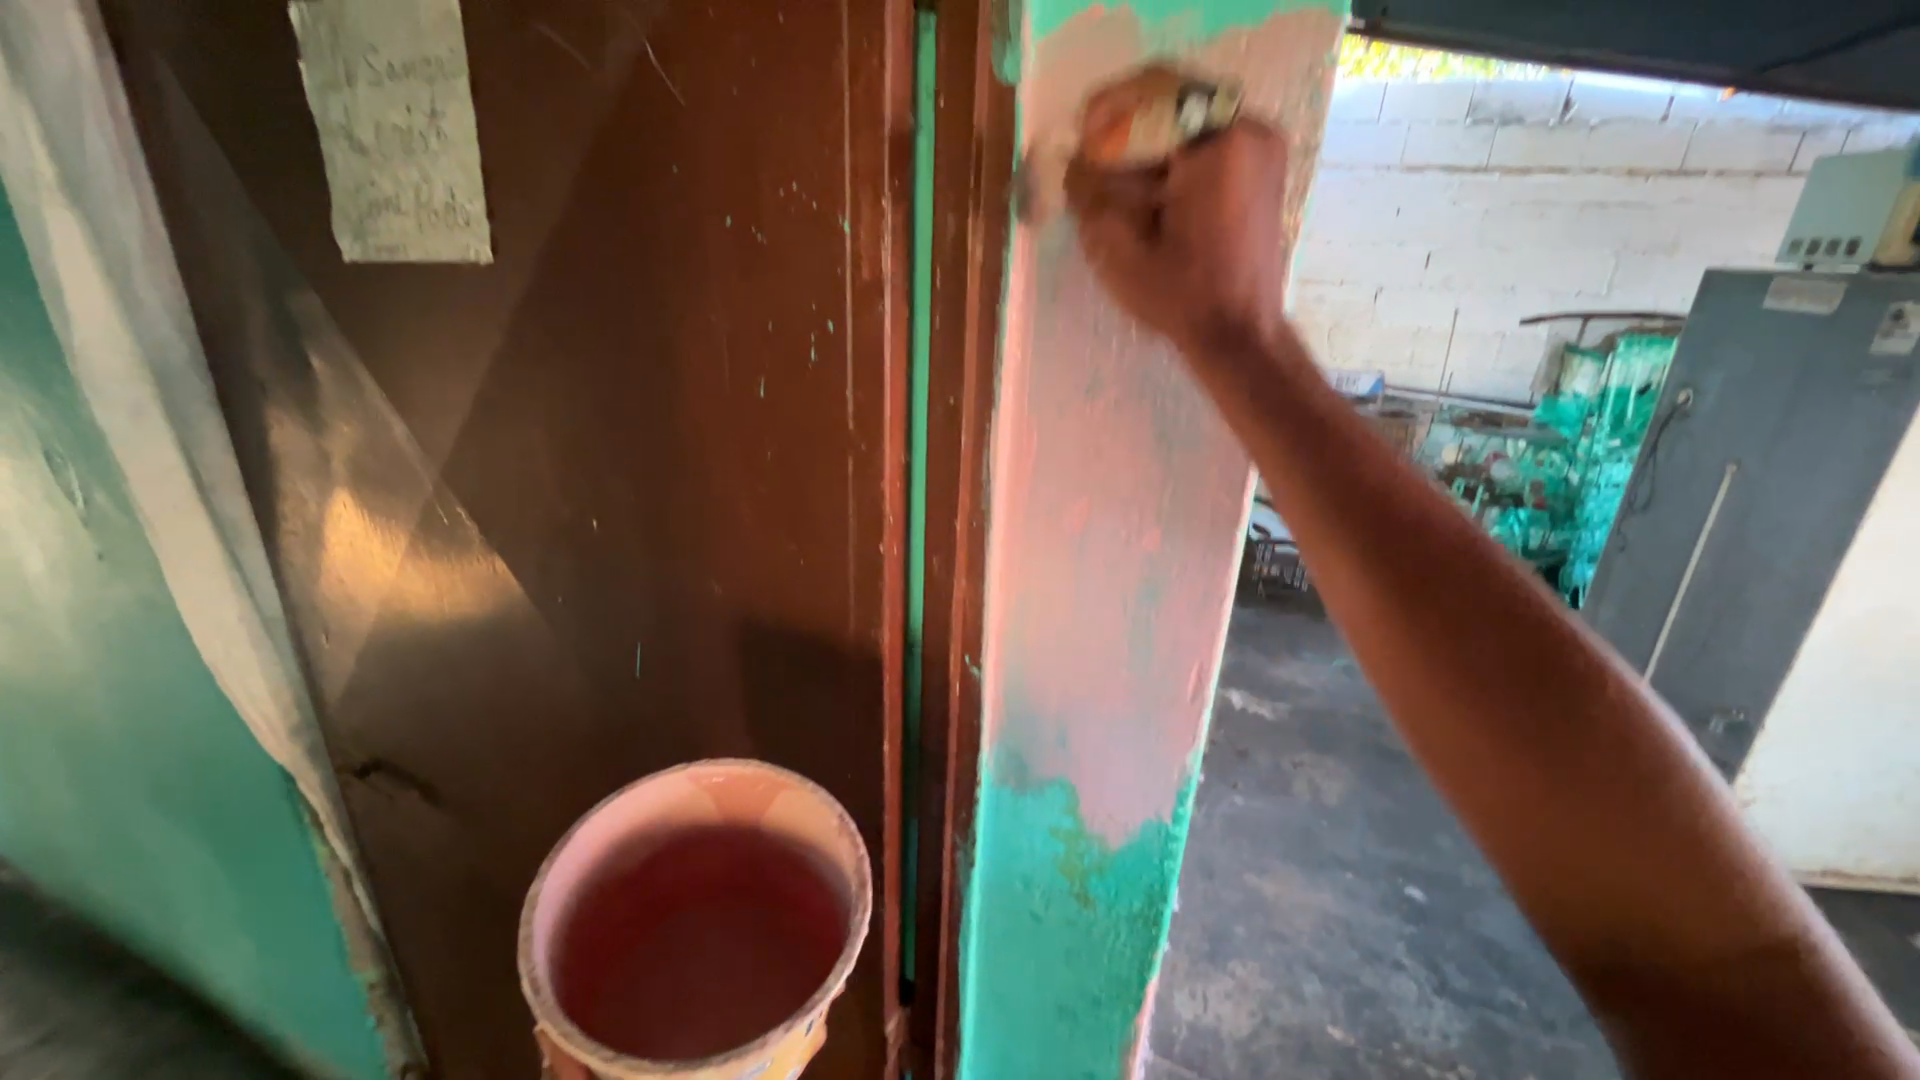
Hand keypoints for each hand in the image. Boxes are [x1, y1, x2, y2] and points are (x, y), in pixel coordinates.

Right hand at [1065, 114, 1293, 351]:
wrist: (1238, 334)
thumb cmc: (1181, 297)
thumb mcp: (1119, 248)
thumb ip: (1089, 193)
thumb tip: (1072, 162)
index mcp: (1219, 144)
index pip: (1153, 93)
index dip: (1107, 111)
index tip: (1079, 141)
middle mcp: (1250, 131)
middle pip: (1172, 104)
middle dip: (1126, 132)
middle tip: (1091, 166)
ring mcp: (1261, 149)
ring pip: (1188, 124)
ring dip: (1147, 150)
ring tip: (1117, 190)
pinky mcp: (1260, 170)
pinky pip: (1206, 145)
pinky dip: (1172, 163)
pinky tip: (1150, 199)